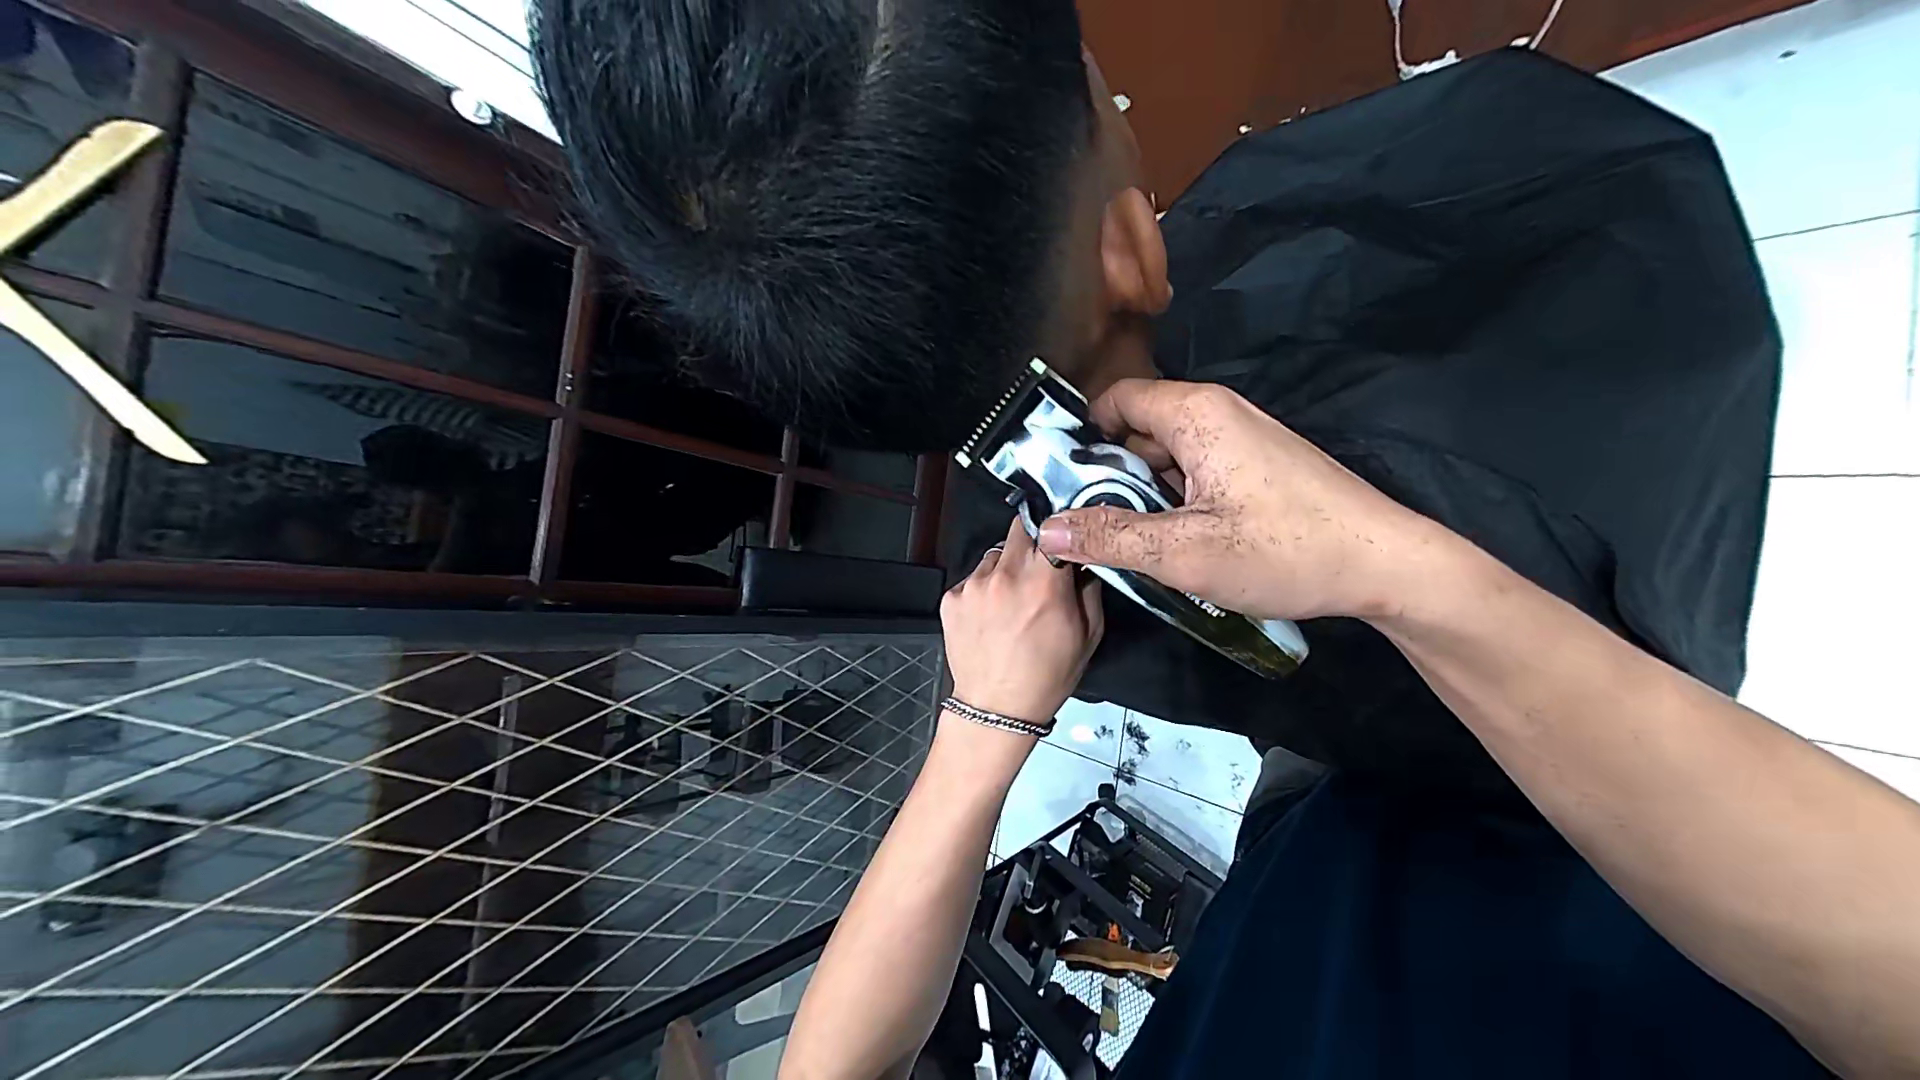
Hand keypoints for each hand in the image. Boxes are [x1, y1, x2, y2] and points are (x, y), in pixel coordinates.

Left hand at [942, 517, 1104, 726]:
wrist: (997, 707)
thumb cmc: (1044, 677)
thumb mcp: (1089, 634)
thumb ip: (1089, 588)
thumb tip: (1084, 560)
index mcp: (1043, 583)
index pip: (1050, 526)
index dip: (1057, 529)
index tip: (1061, 538)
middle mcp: (1004, 578)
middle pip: (1018, 530)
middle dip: (1032, 543)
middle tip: (1038, 570)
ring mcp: (974, 587)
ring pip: (994, 556)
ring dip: (1006, 570)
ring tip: (1012, 604)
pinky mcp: (952, 598)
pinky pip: (973, 579)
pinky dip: (983, 590)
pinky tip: (992, 617)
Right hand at [1035, 379, 1446, 621]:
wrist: (1388, 567)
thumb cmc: (1285, 550)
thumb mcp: (1183, 551)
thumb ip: (1109, 536)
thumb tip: (1047, 532)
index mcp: (1196, 414)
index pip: (1114, 400)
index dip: (1081, 438)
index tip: (1061, 484)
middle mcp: (1217, 414)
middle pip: (1136, 430)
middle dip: (1107, 475)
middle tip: (1087, 525)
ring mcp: (1240, 440)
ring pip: (1164, 457)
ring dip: (1140, 494)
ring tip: (1125, 541)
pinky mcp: (1255, 466)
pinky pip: (1193, 473)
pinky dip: (1172, 501)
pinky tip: (1171, 542)